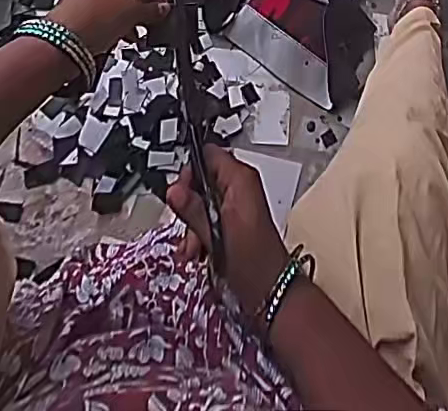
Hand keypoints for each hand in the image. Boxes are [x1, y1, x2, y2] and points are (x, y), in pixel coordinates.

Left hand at [46, 0, 168, 54]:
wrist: (62, 46)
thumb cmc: (89, 19)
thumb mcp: (132, 11)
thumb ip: (151, 9)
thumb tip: (162, 9)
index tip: (159, 4)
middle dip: (136, 11)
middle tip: (146, 21)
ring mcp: (79, 3)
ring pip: (110, 12)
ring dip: (124, 24)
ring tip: (132, 35)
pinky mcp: (74, 23)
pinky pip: (99, 25)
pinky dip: (110, 32)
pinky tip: (116, 41)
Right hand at [165, 146, 290, 316]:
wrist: (272, 294)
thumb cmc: (255, 264)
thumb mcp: (217, 235)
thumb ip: (194, 209)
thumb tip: (174, 190)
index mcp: (240, 179)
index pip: (208, 154)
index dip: (190, 171)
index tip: (178, 192)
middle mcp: (240, 186)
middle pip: (202, 178)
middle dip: (188, 203)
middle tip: (185, 223)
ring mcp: (238, 203)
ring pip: (203, 200)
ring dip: (193, 223)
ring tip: (193, 246)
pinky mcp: (234, 220)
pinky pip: (210, 215)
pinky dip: (201, 231)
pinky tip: (198, 250)